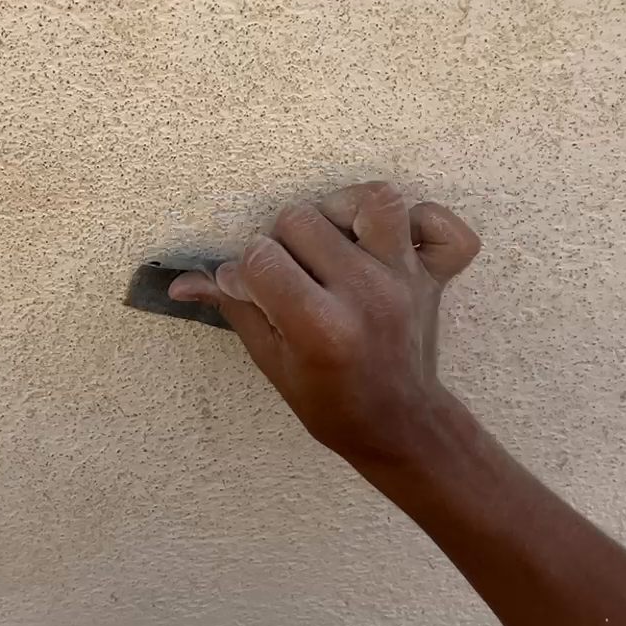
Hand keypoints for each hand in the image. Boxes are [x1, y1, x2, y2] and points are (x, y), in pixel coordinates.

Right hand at [169, 182, 480, 465]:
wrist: (400, 425)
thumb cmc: (330, 401)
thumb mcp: (271, 361)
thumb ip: (233, 308)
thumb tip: (182, 282)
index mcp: (321, 327)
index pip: (260, 258)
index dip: (243, 270)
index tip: (250, 289)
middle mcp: (367, 295)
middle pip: (302, 219)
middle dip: (280, 241)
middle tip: (288, 272)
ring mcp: (405, 281)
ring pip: (373, 200)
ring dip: (341, 210)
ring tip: (330, 239)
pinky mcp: (434, 276)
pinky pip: (443, 225)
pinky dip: (421, 220)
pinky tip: (388, 239)